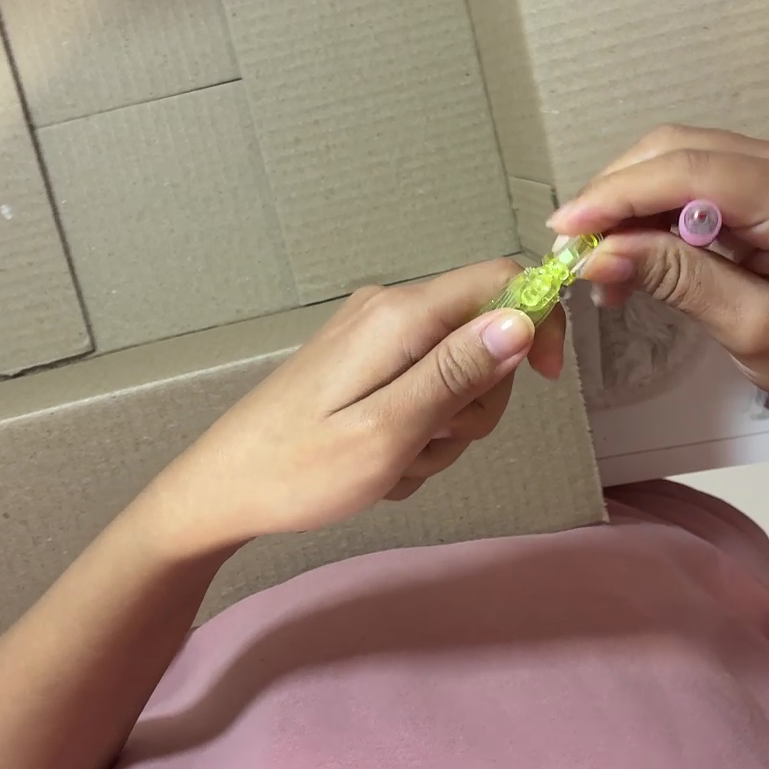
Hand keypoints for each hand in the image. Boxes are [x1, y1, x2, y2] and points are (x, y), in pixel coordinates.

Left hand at [138, 259, 566, 556]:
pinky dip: (419, 427)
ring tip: (398, 458)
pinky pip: (424, 386)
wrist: (224, 488)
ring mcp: (376, 334)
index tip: (544, 381)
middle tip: (431, 443)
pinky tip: (383, 455)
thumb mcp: (388, 432)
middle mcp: (390, 310)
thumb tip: (521, 320)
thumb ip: (456, 373)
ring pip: (459, 371)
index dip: (539, 322)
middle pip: (485, 334)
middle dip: (478, 399)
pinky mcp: (366, 360)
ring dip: (446, 424)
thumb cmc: (300, 470)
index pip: (502, 280)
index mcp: (399, 316)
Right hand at [548, 126, 768, 434]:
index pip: (685, 170)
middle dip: (614, 196)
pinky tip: (634, 260)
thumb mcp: (751, 326)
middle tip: (573, 252)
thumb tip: (598, 254)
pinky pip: (693, 186)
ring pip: (677, 163)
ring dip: (629, 209)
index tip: (561, 232)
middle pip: (675, 151)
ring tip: (601, 268)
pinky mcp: (768, 189)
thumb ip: (676, 279)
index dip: (614, 195)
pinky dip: (652, 219)